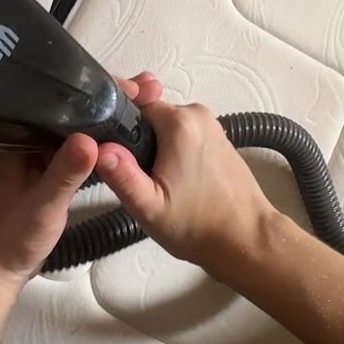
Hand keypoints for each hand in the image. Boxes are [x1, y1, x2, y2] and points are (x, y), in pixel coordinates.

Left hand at [0, 74, 163, 292]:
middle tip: (144, 92)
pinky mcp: (50, 175)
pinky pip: (77, 151)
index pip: (59, 103)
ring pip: (76, 130)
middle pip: (70, 112)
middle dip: (105, 100)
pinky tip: (120, 141)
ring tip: (139, 108)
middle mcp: (30, 142)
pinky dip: (98, 143)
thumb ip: (65, 173)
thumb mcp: (42, 204)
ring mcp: (40, 159)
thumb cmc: (12, 237)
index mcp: (20, 140)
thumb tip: (90, 138)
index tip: (129, 86)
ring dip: (103, 120)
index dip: (94, 90)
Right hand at [91, 77, 281, 276]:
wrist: (246, 239)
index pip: (134, 104)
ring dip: (155, 147)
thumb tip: (97, 147)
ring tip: (153, 181)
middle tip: (134, 176)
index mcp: (180, 121)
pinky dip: (172, 150)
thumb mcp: (149, 207)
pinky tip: (172, 179)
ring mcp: (211, 124)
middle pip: (150, 114)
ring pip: (166, 125)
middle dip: (136, 140)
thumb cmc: (197, 225)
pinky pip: (183, 133)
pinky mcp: (218, 137)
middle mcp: (197, 113)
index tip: (108, 149)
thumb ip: (121, 175)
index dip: (117, 124)